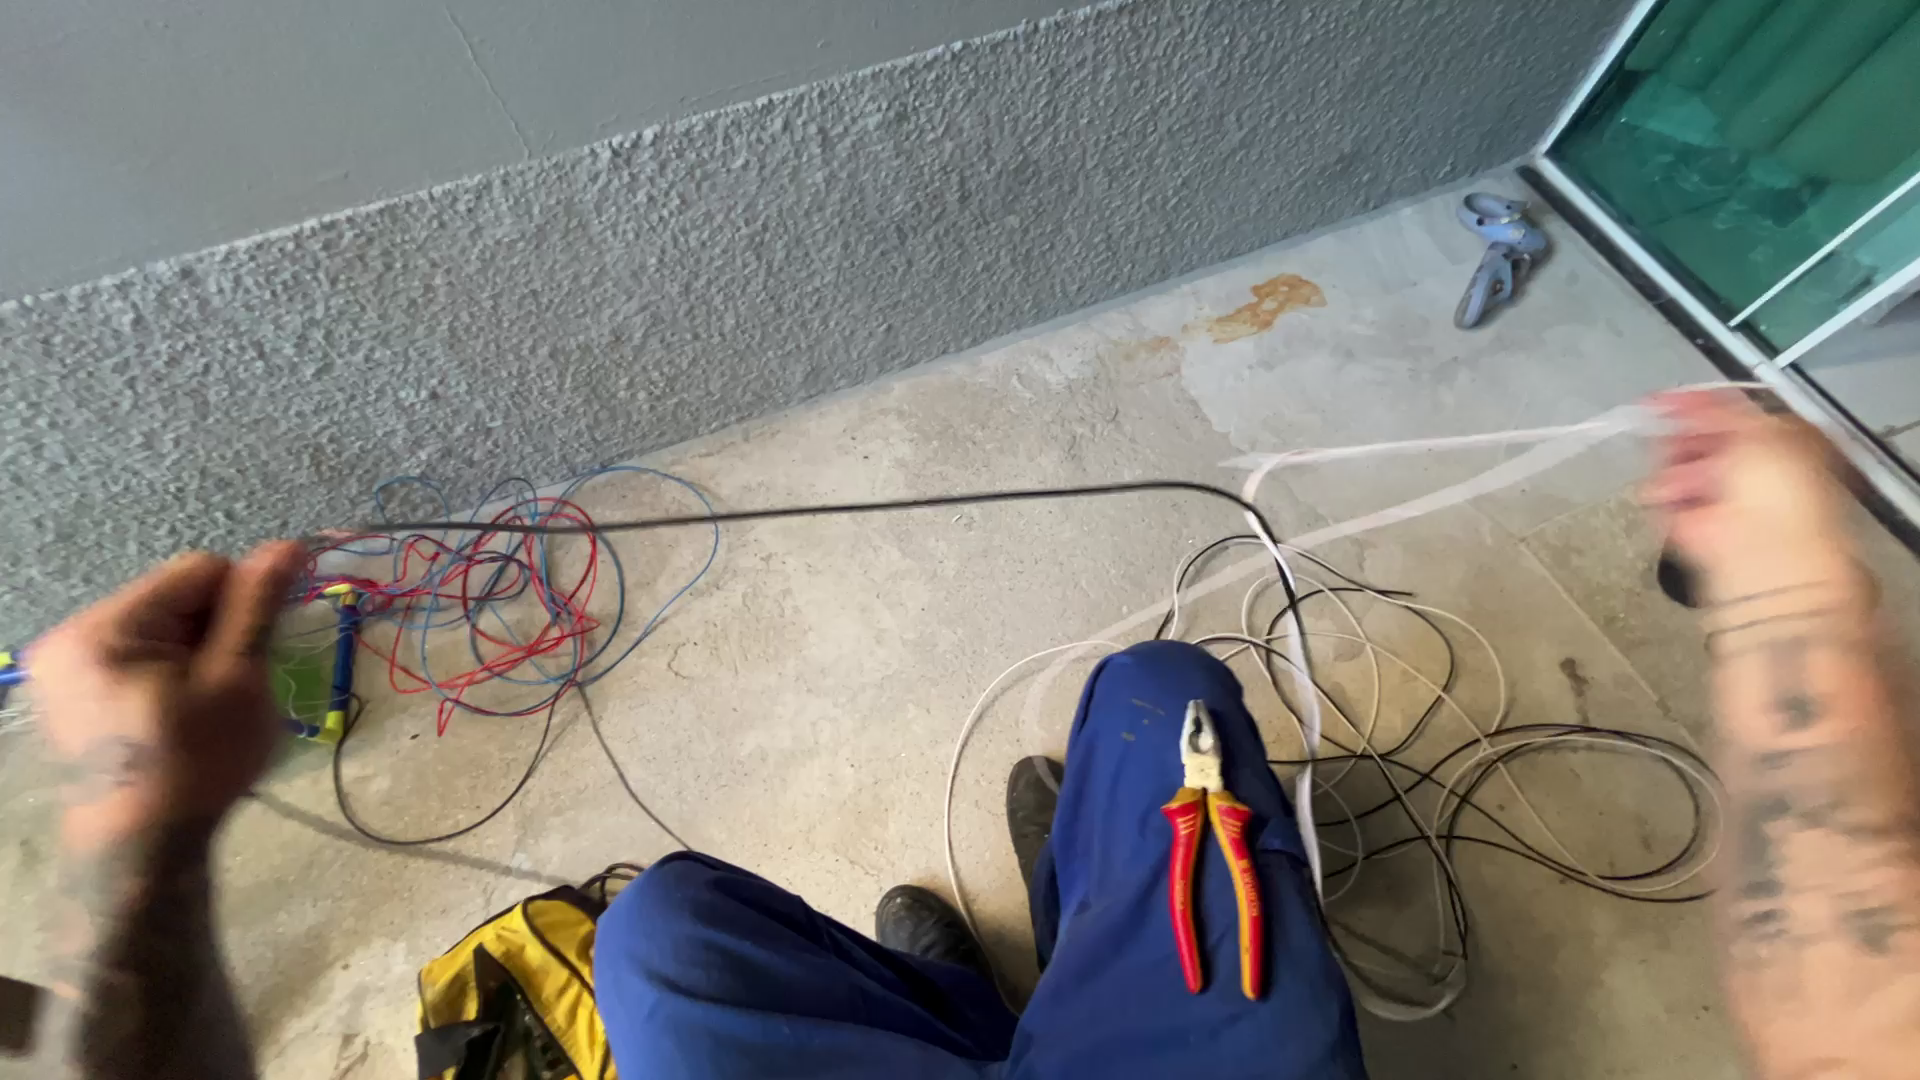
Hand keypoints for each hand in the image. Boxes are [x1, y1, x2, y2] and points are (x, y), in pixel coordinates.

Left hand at [30, 542, 306, 843]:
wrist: (143, 841)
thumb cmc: (198, 755)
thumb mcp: (238, 675)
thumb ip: (257, 606)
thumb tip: (289, 546)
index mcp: (103, 628)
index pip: (200, 570)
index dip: (246, 599)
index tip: (260, 647)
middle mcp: (71, 636)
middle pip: (180, 595)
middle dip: (223, 625)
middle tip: (238, 677)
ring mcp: (69, 665)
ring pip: (170, 623)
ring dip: (207, 647)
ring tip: (215, 695)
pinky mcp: (80, 688)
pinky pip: (149, 649)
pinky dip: (184, 665)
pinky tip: (190, 704)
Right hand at [1643, 389, 1854, 599]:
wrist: (1754, 543)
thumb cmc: (1775, 493)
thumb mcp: (1757, 435)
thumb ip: (1720, 412)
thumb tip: (1688, 399)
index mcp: (1773, 440)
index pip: (1727, 413)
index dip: (1695, 403)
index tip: (1662, 398)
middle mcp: (1744, 462)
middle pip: (1695, 436)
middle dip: (1680, 438)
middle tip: (1673, 440)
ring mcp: (1712, 486)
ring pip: (1672, 461)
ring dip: (1671, 467)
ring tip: (1681, 480)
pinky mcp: (1682, 509)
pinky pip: (1659, 489)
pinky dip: (1661, 491)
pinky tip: (1673, 495)